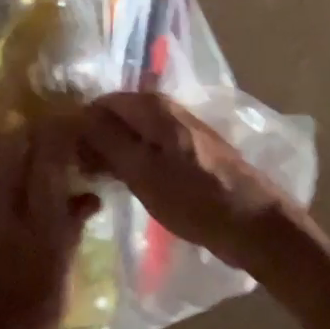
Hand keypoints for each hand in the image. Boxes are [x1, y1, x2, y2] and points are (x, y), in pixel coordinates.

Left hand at [0, 123, 99, 328]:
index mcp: (41, 231)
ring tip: (14, 136)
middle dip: (34, 130)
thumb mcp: (59, 289)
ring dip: (3, 135)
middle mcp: (7, 211)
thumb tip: (88, 197)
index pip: (50, 163)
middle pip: (18, 148)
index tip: (70, 124)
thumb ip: (69, 237)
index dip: (60, 134)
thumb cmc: (22, 325)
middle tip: (45, 129)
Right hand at [78, 92, 289, 265]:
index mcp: (152, 105)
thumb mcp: (141, 172)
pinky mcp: (193, 149)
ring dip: (118, 152)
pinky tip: (135, 183)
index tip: (71, 156)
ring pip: (136, 132)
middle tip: (86, 174)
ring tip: (106, 181)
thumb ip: (106, 141)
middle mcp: (166, 106)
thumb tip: (77, 116)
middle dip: (99, 140)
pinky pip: (153, 146)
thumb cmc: (194, 198)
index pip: (100, 102)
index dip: (82, 126)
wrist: (257, 226)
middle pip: (118, 115)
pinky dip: (138, 160)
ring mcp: (182, 127)